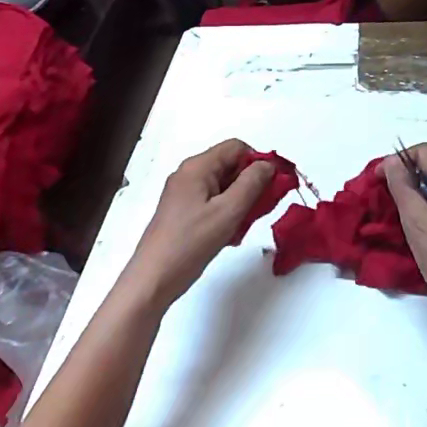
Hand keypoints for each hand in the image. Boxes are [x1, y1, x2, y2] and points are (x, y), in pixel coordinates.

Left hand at [126, 139, 275, 307]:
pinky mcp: (184, 212)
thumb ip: (252, 183)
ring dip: (241, 202)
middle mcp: (189, 175)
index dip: (259, 162)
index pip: (237, 148)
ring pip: (225, 186)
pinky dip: (227, 213)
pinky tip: (230, 234)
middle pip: (231, 166)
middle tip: (261, 209)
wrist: (154, 278)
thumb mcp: (228, 211)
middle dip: (251, 184)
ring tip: (243, 225)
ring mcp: (185, 194)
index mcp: (197, 167)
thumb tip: (268, 165)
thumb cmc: (190, 243)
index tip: (273, 186)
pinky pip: (214, 202)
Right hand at [381, 144, 426, 332]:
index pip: (426, 152)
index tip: (379, 178)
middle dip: (408, 175)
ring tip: (399, 209)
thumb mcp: (416, 222)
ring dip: (419, 189)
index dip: (399, 160)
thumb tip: (392, 161)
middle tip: (385, 194)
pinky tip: (419, 220)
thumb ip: (402, 186)